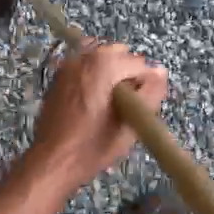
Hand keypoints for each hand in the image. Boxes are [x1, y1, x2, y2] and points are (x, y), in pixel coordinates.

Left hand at [26, 40, 167, 183]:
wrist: (52, 159)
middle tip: (129, 103)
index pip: (139, 63)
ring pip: (101, 57)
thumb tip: (160, 71)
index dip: (146, 83)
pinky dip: (95, 74)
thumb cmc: (93, 146)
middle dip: (129, 73)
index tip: (143, 105)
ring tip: (112, 102)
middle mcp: (84, 57)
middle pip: (119, 54)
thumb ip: (149, 95)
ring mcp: (68, 64)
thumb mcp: (129, 125)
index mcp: (103, 65)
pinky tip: (95, 100)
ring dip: (112, 72)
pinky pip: (85, 64)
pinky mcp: (59, 75)